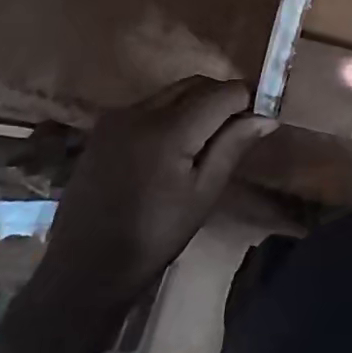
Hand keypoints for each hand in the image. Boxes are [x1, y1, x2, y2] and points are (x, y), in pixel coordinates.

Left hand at [41, 76, 276, 302]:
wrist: (85, 267)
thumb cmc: (154, 236)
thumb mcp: (203, 194)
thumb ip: (233, 146)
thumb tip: (266, 116)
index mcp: (169, 130)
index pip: (222, 93)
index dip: (247, 99)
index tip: (261, 117)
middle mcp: (141, 112)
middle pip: (196, 84)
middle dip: (223, 97)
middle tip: (240, 125)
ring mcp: (118, 117)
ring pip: (172, 91)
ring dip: (198, 101)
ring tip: (210, 135)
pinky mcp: (104, 128)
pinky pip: (149, 104)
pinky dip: (172, 110)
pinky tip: (176, 142)